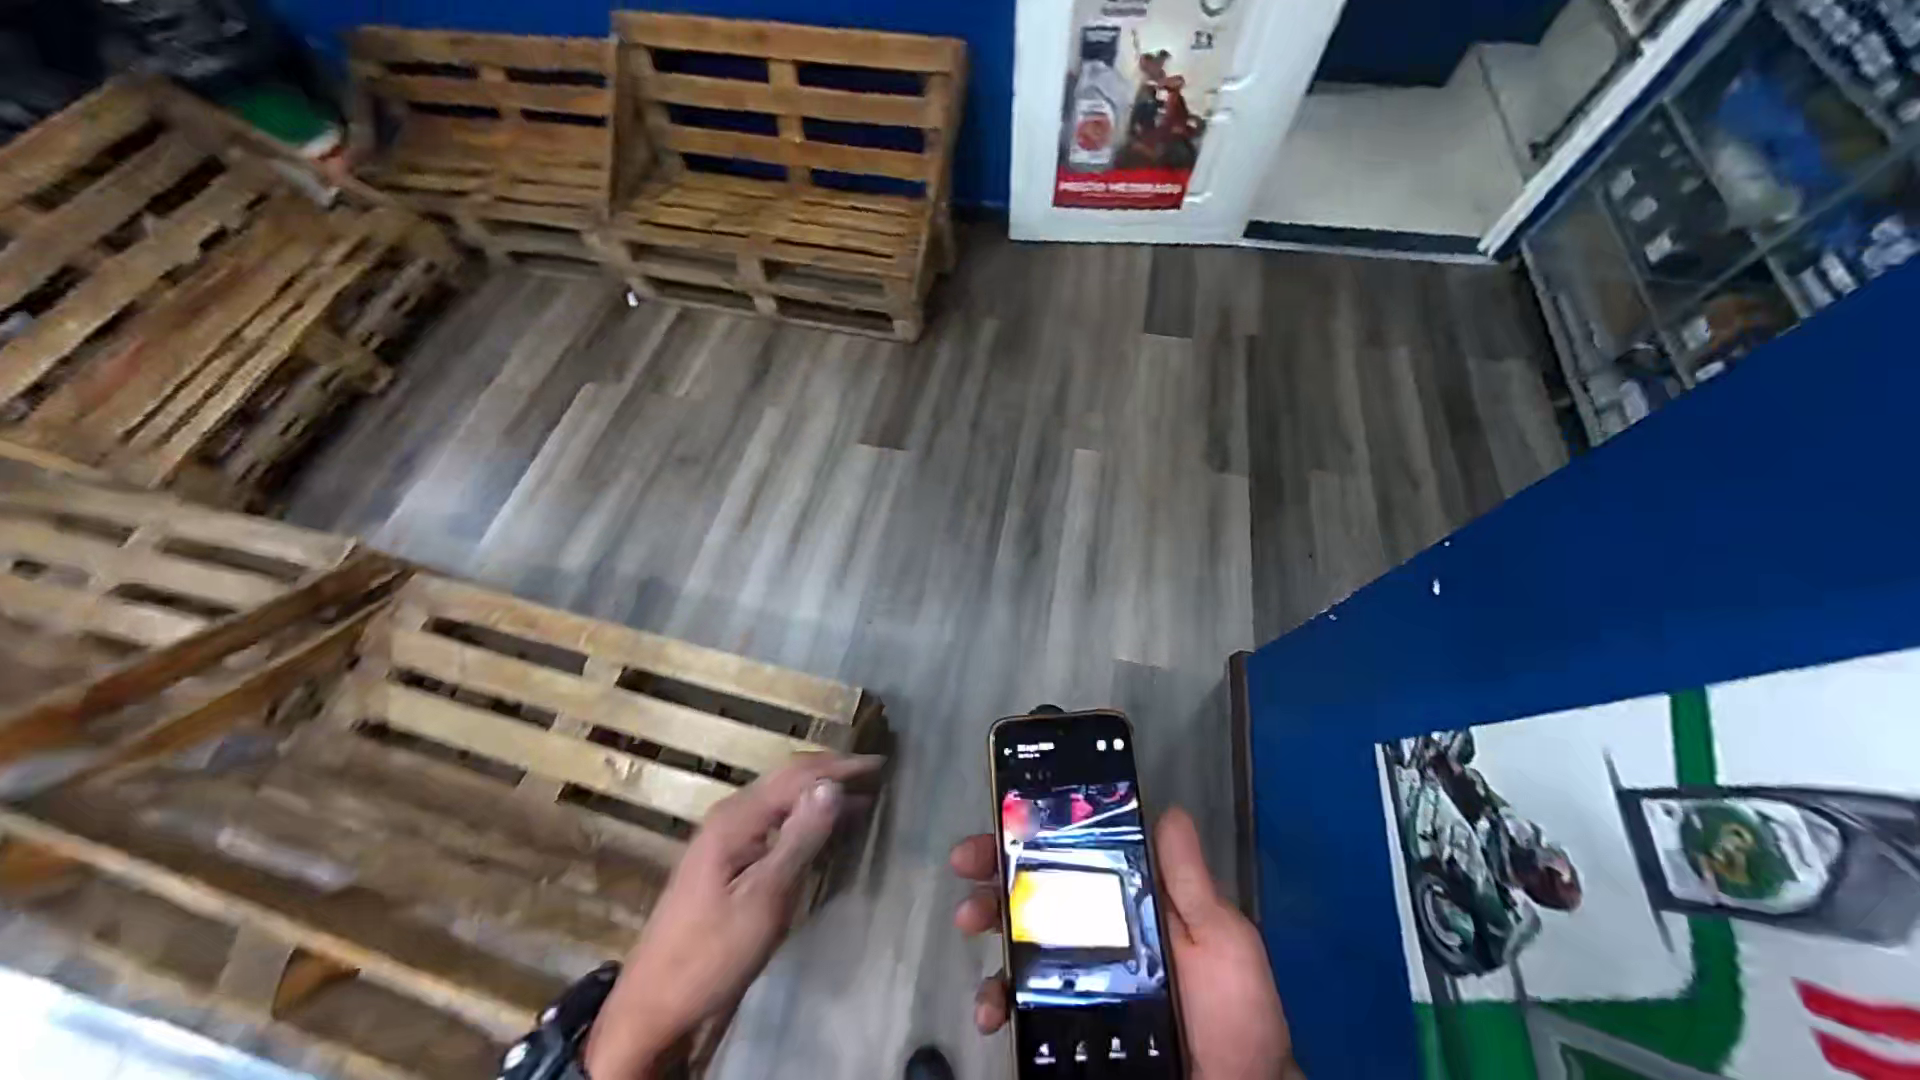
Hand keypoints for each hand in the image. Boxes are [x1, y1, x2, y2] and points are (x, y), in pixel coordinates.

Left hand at [584, 753, 882, 1079]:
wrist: (653, 1005)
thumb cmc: (712, 953)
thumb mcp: (764, 898)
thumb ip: (800, 839)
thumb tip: (833, 785)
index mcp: (737, 817)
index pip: (798, 775)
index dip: (841, 766)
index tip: (880, 765)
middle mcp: (731, 815)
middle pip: (789, 779)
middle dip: (833, 772)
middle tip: (876, 774)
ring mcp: (727, 836)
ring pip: (783, 799)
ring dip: (821, 793)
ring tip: (863, 796)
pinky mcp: (728, 858)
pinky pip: (775, 821)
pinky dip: (806, 816)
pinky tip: (827, 828)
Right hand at [952, 806, 1302, 1079]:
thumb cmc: (1231, 1015)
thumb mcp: (1219, 938)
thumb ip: (1189, 882)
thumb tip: (1170, 811)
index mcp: (1124, 905)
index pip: (1072, 858)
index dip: (1034, 835)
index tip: (1003, 820)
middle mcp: (1093, 936)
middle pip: (1031, 893)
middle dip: (992, 870)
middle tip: (967, 865)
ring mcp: (1073, 982)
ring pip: (1014, 943)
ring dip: (984, 925)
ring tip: (970, 925)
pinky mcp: (1059, 1026)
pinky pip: (1016, 1006)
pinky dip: (994, 1001)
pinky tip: (991, 1008)